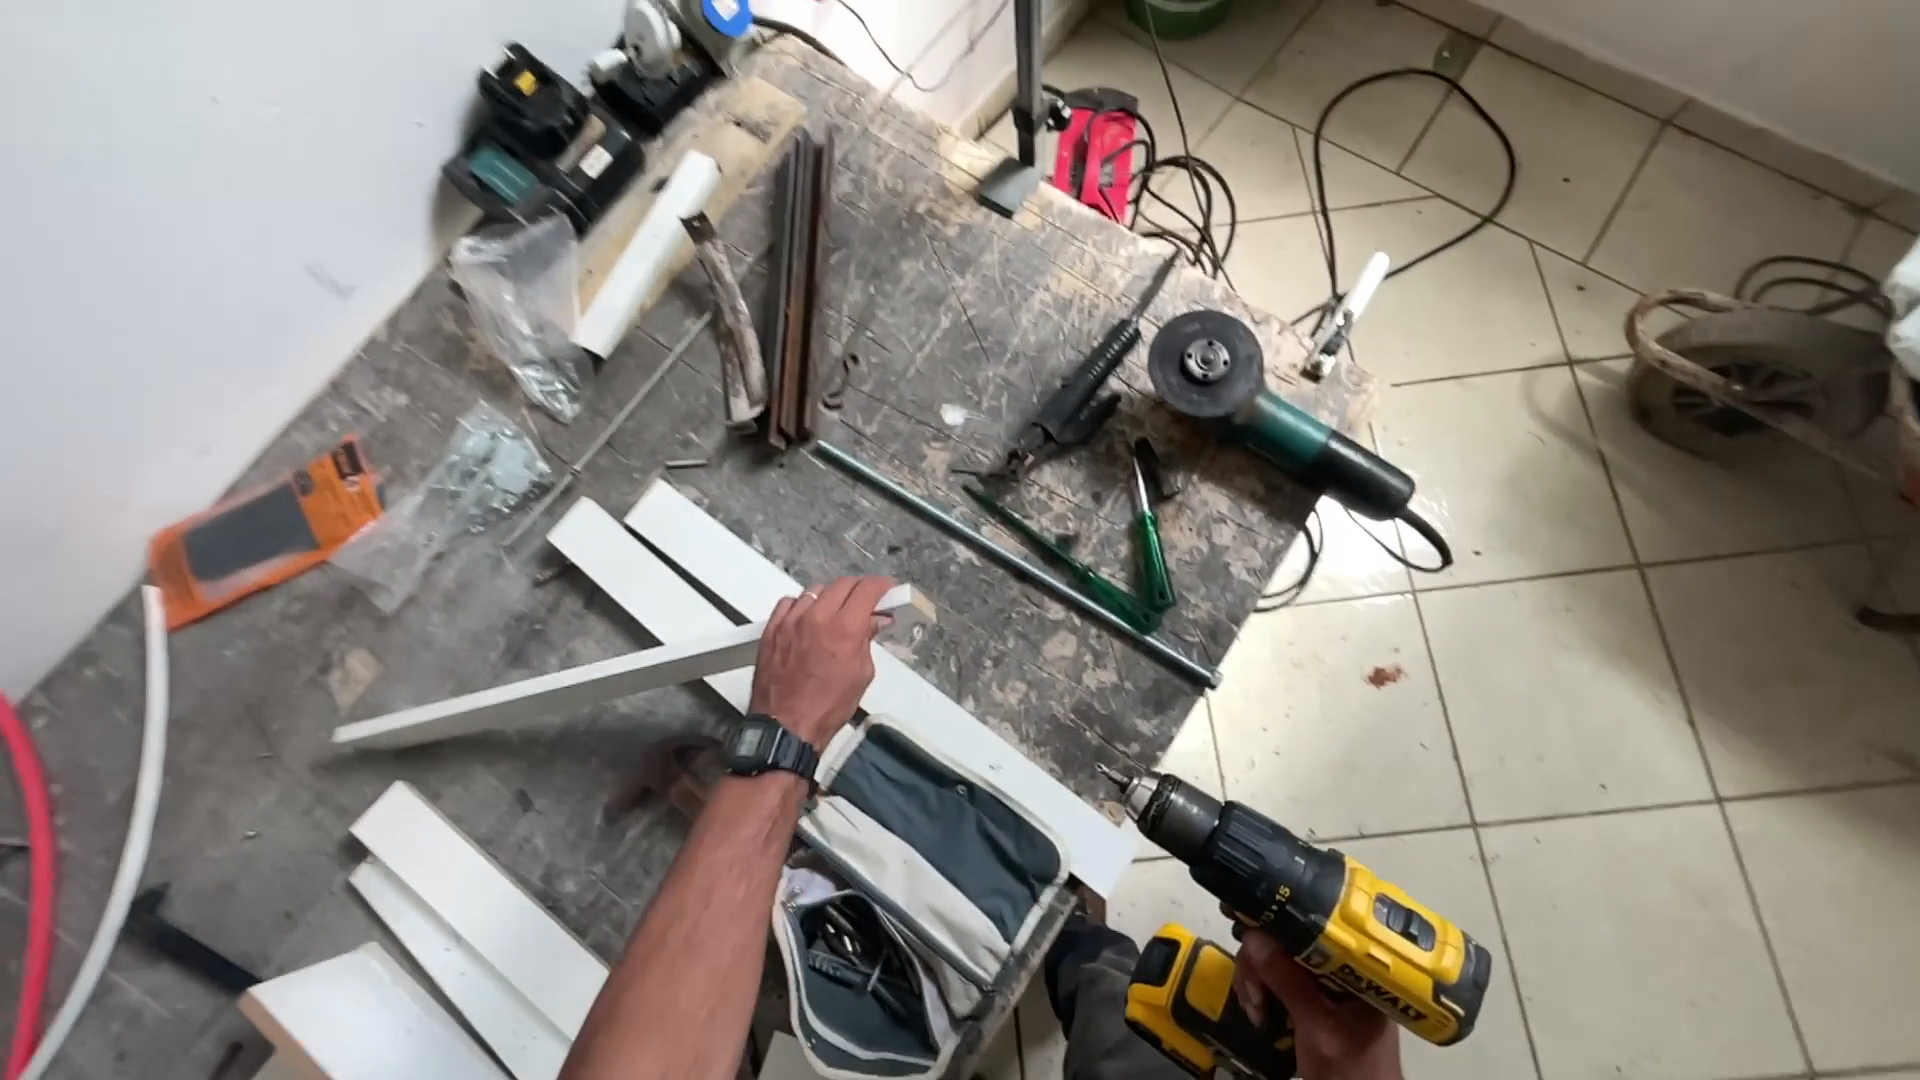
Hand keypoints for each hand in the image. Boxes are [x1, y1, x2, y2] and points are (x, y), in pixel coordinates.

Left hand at [749, 576, 895, 749]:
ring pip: (815, 591)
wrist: (787, 726)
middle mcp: (817, 617)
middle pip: (843, 584)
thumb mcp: (862, 674)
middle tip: (865, 603)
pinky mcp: (772, 629)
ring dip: (831, 598)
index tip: (887, 589)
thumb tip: (874, 622)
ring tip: (835, 614)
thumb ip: (867, 641)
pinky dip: (802, 606)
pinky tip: (807, 620)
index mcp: (845, 628)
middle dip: (859, 590)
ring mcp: (791, 621)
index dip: (882, 585)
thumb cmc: (827, 707)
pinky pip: (789, 603)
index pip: (867, 589)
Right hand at [1232, 932, 1402, 1079]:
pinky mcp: (1303, 1004)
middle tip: (1254, 995)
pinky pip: (1271, 982)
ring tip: (1255, 1011)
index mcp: (1353, 971)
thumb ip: (1287, 982)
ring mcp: (1319, 989)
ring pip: (1272, 962)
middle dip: (1260, 966)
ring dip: (1254, 981)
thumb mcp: (1318, 1028)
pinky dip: (1257, 993)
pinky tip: (1255, 1012)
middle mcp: (1335, 972)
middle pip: (1285, 945)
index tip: (1250, 939)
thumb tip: (1253, 936)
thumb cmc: (1349, 1074)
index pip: (1312, 931)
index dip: (1278, 930)